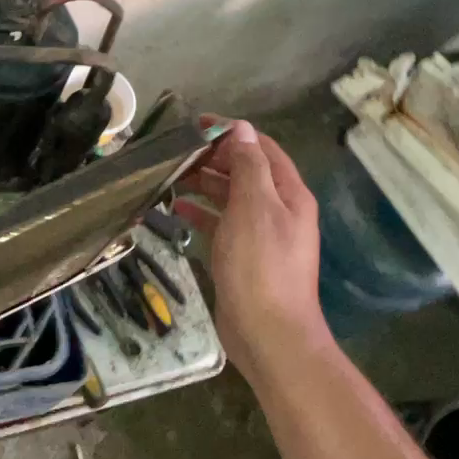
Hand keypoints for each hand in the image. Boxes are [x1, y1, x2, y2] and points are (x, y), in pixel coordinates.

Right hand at [173, 119, 327, 372]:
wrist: (269, 333)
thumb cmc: (261, 266)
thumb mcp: (255, 207)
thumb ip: (248, 166)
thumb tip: (241, 129)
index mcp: (288, 194)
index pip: (261, 149)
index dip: (232, 133)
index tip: (196, 124)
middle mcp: (278, 210)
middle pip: (245, 171)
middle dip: (213, 158)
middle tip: (175, 152)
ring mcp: (260, 235)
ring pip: (230, 197)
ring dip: (203, 183)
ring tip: (169, 176)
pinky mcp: (241, 256)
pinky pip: (220, 223)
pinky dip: (200, 213)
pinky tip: (176, 210)